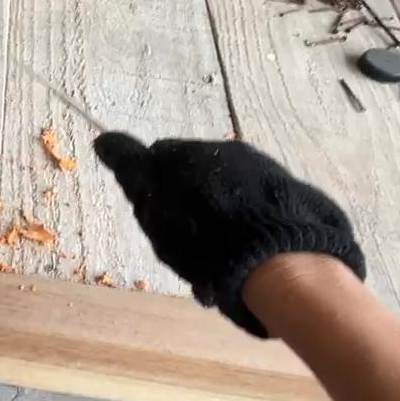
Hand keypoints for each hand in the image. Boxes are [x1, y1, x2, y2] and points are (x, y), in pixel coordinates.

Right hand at [93, 132, 365, 336]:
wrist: (277, 261)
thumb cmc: (200, 234)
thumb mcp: (151, 204)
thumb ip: (128, 168)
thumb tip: (103, 139)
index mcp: (190, 152)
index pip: (158, 157)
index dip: (152, 187)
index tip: (155, 216)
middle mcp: (230, 152)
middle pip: (196, 174)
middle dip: (188, 201)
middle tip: (184, 242)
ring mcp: (266, 172)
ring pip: (229, 192)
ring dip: (219, 217)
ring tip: (218, 257)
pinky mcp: (296, 198)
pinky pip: (260, 209)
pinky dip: (249, 228)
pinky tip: (248, 256)